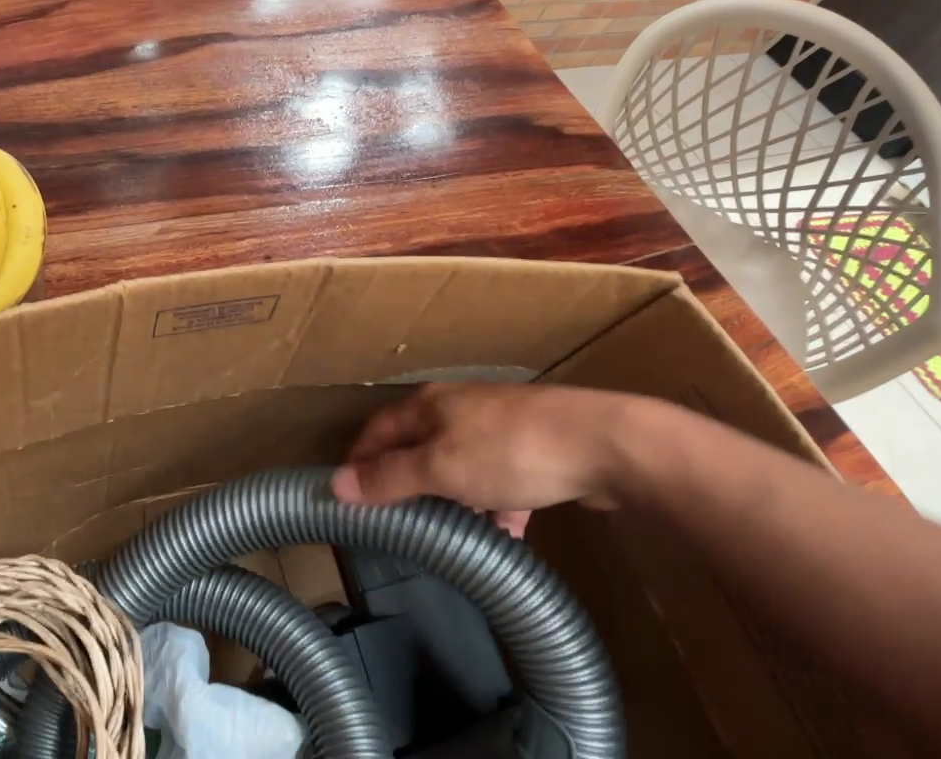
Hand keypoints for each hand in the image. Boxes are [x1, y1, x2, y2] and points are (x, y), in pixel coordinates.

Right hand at [331, 383, 648, 530]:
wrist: (605, 443)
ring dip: (452, 497)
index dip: (359, 461)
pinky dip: (496, 505)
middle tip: (393, 522)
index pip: (378, 430)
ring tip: (446, 535)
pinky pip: (501, 479)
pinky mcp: (536, 448)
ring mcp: (500, 426)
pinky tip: (503, 536)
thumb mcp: (441, 469)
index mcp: (430, 404)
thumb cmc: (510, 451)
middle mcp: (460, 408)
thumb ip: (390, 478)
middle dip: (405, 482)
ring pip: (460, 464)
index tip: (347, 497)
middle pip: (418, 446)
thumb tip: (335, 484)